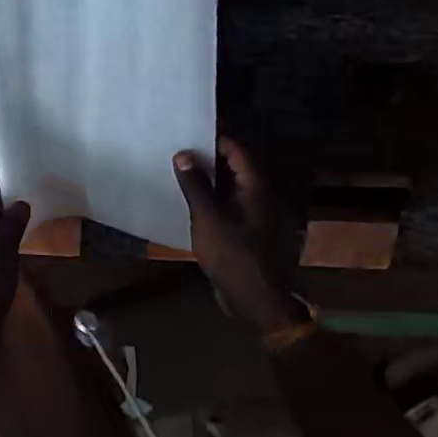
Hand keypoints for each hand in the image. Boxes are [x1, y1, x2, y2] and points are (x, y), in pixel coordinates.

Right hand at [173, 139, 308, 332]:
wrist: (256, 301)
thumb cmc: (234, 254)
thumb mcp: (208, 216)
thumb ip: (195, 184)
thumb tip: (183, 154)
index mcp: (255, 188)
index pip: (236, 151)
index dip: (213, 140)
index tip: (188, 135)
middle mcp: (259, 197)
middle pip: (233, 168)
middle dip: (207, 160)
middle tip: (178, 153)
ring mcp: (254, 216)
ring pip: (229, 188)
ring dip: (208, 181)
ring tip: (180, 174)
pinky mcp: (246, 233)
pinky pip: (228, 206)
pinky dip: (212, 200)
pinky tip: (191, 203)